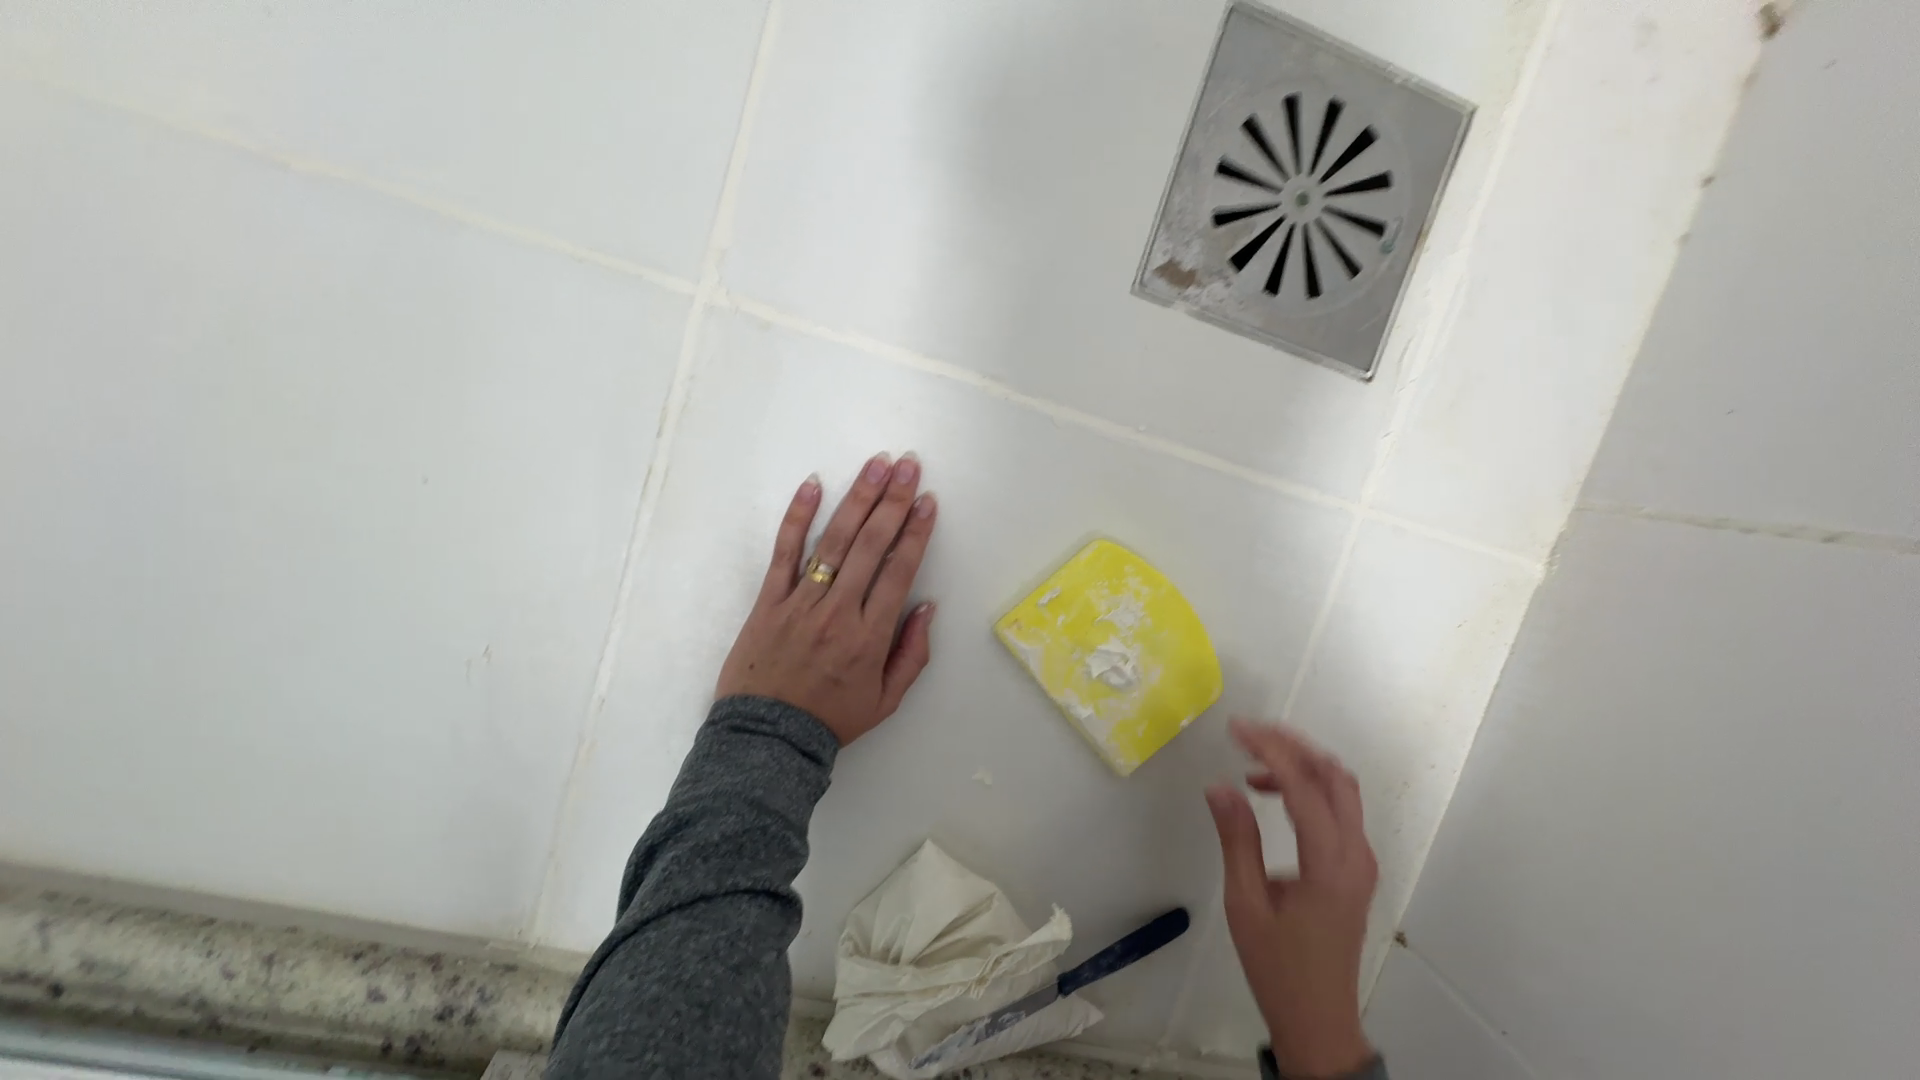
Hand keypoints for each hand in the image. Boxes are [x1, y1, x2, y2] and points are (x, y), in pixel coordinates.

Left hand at [716, 451, 938, 745]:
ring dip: (857, 499)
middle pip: (870, 545)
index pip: (899, 571)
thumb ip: (912, 654)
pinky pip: (784, 552)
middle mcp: (838, 612)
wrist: (768, 738)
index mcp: (870, 636)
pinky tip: (813, 485)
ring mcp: (801, 602)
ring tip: (876, 465)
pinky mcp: (769, 600)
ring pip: (833, 541)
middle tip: (908, 465)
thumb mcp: (887, 700)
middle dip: (893, 501)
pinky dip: (797, 517)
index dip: (916, 532)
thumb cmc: (832, 718)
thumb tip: (927, 607)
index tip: (928, 501)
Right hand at [1206, 718, 1378, 1077]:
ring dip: (1302, 765)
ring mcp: (1362, 862)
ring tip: (1254, 762)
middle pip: (1335, 777)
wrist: (1319, 1021)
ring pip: (1342, 790)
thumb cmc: (1277, 967)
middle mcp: (1356, 854)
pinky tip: (1273, 794)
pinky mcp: (1356, 870)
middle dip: (1293, 745)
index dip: (1270, 749)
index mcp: (1330, 863)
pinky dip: (1310, 788)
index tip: (1236, 728)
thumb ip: (1237, 840)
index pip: (1304, 786)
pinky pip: (1340, 811)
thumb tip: (1219, 786)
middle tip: (1248, 734)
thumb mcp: (1245, 904)